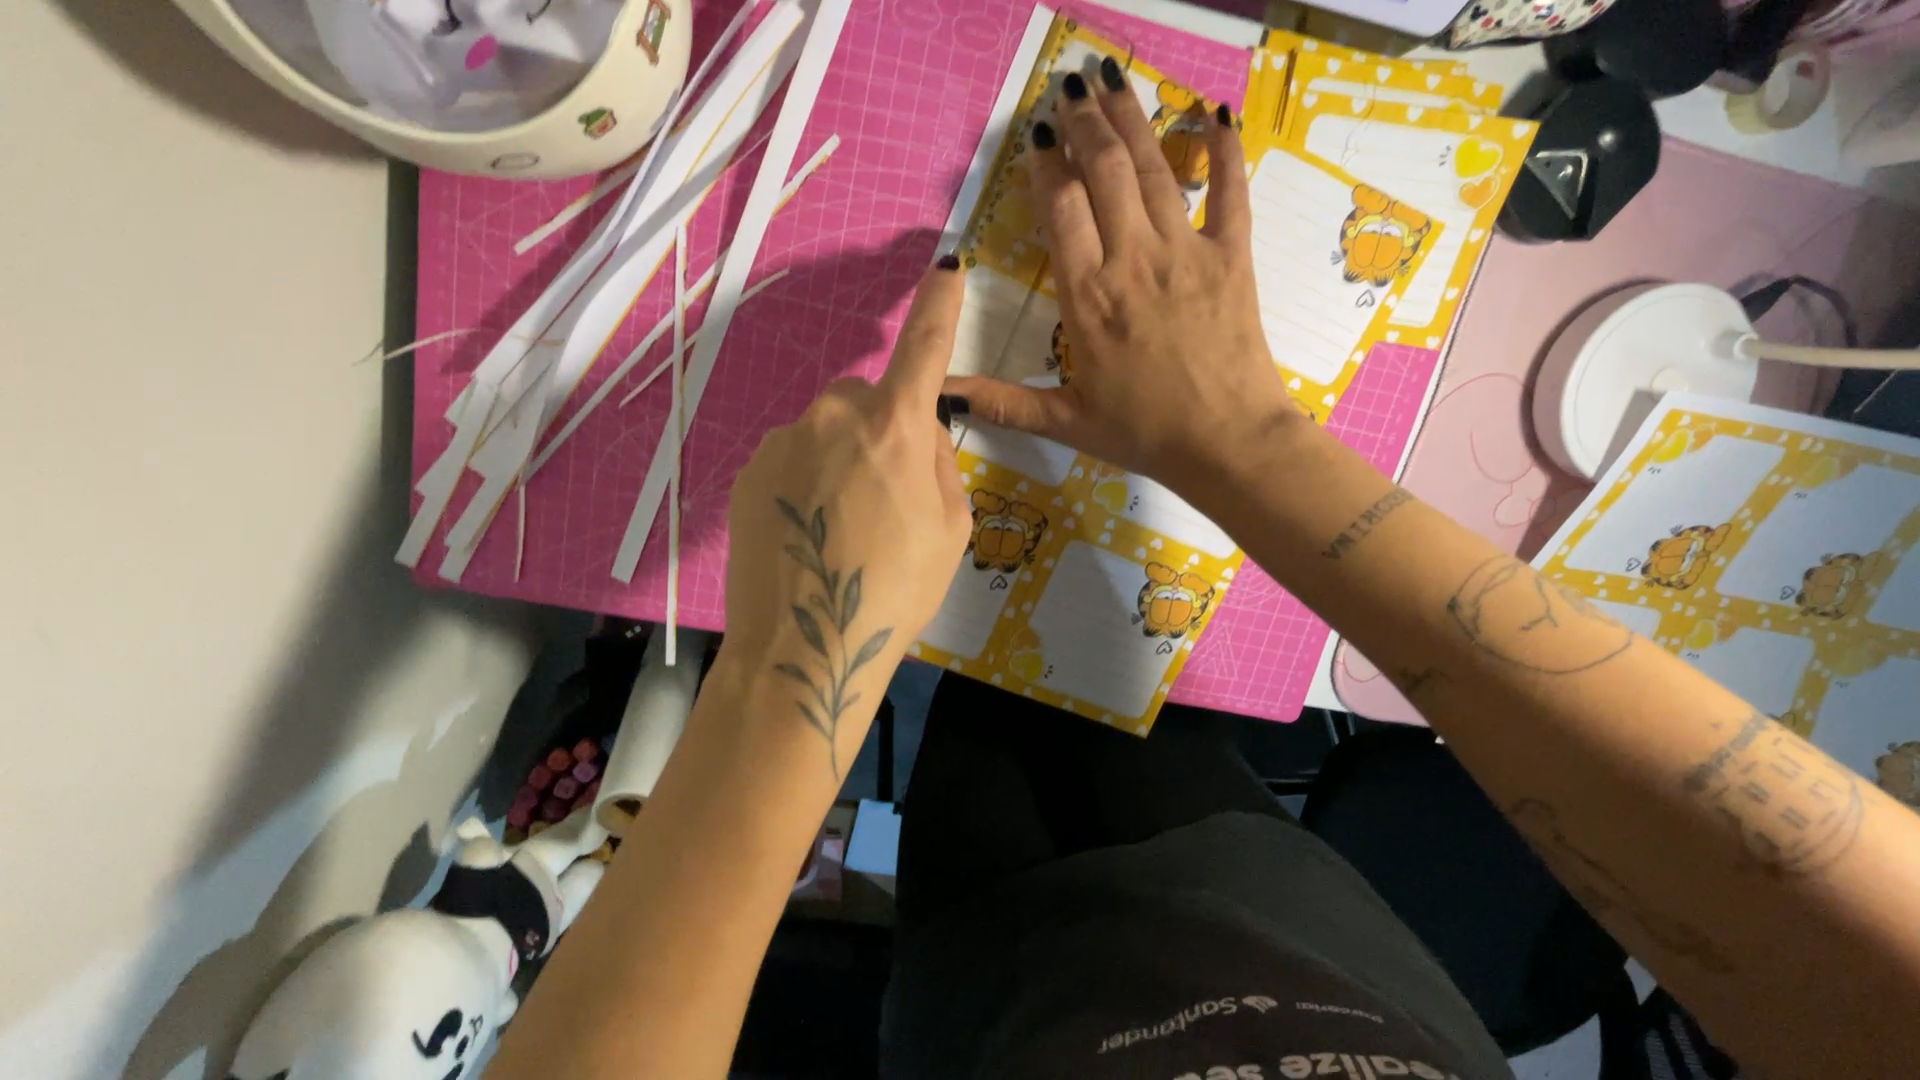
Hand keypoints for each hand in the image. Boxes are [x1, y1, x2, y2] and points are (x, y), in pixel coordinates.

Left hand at [722, 262, 972, 760]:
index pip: (925, 347)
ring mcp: (783, 440)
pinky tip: (806, 534)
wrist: (803, 645)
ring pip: (825, 432)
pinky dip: (802, 483)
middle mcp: (834, 414)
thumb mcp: (952, 529)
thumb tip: (921, 431)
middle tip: (885, 498)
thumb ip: (940, 463)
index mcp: (897, 426)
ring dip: (838, 461)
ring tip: (841, 529)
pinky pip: (789, 459)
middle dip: (880, 431)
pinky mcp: (748, 470)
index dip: (939, 305)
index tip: (945, 266)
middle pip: (867, 401)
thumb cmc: (895, 591)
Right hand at [943, 61, 1297, 492]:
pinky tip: (1212, 112)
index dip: (1046, 165)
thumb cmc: (1143, 434)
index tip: (1036, 136)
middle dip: (1083, 123)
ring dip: (1131, 118)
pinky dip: (1224, 148)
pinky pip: (1231, 190)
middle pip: (1104, 172)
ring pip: (1154, 169)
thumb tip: (940, 393)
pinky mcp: (1232, 257)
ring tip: (1111, 79)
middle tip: (1069, 89)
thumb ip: (1002, 402)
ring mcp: (1185, 253)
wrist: (1228, 445)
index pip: (1061, 209)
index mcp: (1087, 298)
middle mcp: (1133, 261)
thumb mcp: (1064, 421)